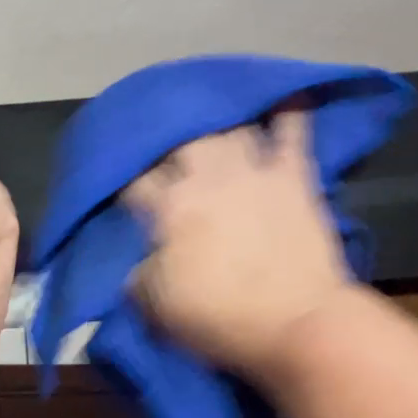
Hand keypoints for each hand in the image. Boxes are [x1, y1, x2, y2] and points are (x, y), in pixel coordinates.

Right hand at [124, 111, 353, 380]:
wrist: (298, 324)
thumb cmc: (221, 320)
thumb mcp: (156, 308)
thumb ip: (138, 276)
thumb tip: (135, 262)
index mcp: (169, 208)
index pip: (135, 182)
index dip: (123, 183)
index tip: (119, 189)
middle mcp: (208, 178)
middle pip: (179, 142)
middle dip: (165, 140)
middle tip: (161, 147)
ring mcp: (254, 172)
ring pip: (229, 128)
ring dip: (216, 121)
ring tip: (207, 116)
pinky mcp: (294, 178)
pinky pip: (292, 133)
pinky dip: (289, 112)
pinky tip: (284, 94)